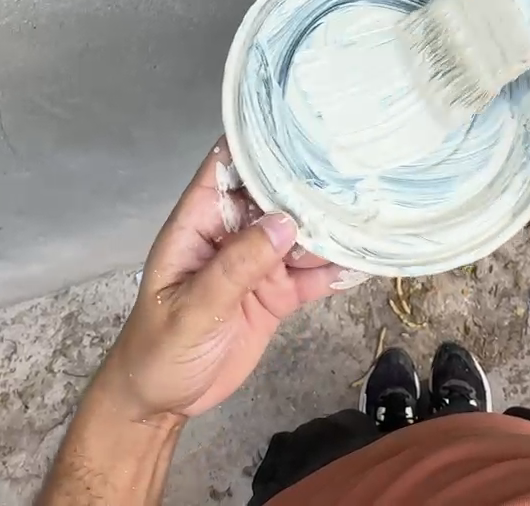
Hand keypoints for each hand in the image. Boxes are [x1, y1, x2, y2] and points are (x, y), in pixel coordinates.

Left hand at [90, 140, 346, 424]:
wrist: (162, 403)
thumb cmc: (158, 348)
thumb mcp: (191, 309)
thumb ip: (236, 266)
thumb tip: (285, 222)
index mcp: (202, 220)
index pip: (228, 165)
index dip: (260, 142)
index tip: (300, 126)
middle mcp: (234, 231)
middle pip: (275, 195)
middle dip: (310, 183)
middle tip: (355, 171)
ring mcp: (259, 261)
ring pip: (301, 234)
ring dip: (331, 227)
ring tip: (371, 213)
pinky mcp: (277, 291)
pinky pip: (312, 274)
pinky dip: (337, 268)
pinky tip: (366, 259)